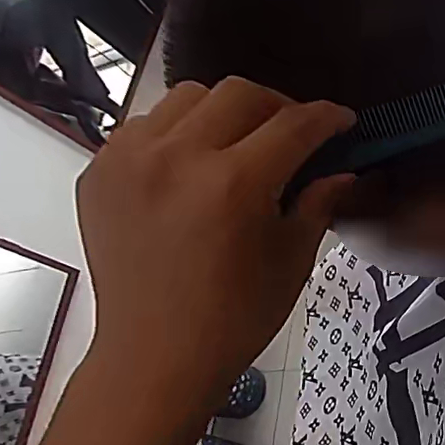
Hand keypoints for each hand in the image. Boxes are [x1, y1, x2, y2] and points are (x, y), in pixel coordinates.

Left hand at [77, 78, 354, 411]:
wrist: (158, 351)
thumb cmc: (238, 315)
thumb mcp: (293, 260)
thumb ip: (318, 204)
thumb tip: (343, 173)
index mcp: (234, 184)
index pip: (293, 126)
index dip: (327, 117)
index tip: (344, 121)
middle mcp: (176, 157)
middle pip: (238, 93)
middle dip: (281, 105)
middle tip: (300, 130)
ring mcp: (128, 159)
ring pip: (189, 97)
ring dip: (230, 111)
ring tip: (248, 141)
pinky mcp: (100, 170)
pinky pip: (149, 125)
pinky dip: (184, 131)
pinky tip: (201, 163)